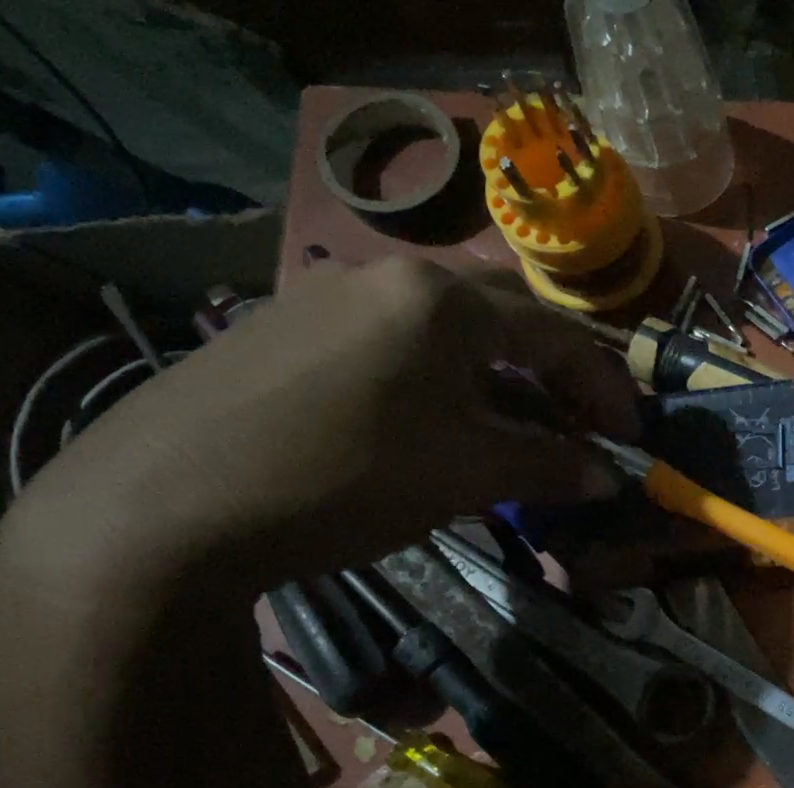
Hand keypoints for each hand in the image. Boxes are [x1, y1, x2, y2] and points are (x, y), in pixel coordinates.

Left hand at [0, 257, 639, 589]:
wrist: (162, 504)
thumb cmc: (346, 477)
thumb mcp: (467, 475)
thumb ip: (551, 467)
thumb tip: (608, 476)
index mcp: (445, 299)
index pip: (558, 336)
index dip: (606, 392)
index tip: (632, 442)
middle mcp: (392, 277)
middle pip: (506, 318)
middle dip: (555, 374)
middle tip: (579, 428)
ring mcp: (330, 296)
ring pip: (448, 332)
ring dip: (499, 380)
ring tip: (515, 435)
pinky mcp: (288, 327)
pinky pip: (395, 344)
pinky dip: (441, 381)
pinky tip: (437, 426)